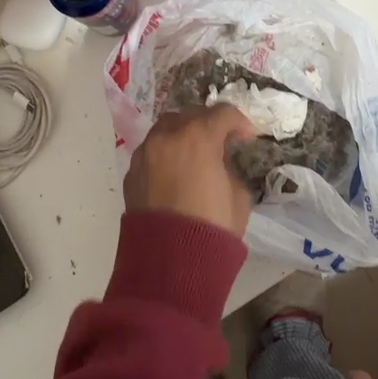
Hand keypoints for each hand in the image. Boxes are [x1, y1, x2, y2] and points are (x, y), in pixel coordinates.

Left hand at [124, 105, 257, 235]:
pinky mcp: (131, 174)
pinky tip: (175, 173)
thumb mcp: (238, 196)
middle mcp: (167, 137)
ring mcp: (145, 154)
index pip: (222, 113)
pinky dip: (165, 154)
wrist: (169, 265)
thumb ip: (229, 169)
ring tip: (194, 154)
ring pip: (165, 130)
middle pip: (190, 115)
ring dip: (182, 135)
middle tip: (221, 141)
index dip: (239, 122)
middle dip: (208, 124)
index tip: (247, 137)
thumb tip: (219, 164)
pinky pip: (151, 153)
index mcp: (198, 137)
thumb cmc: (212, 228)